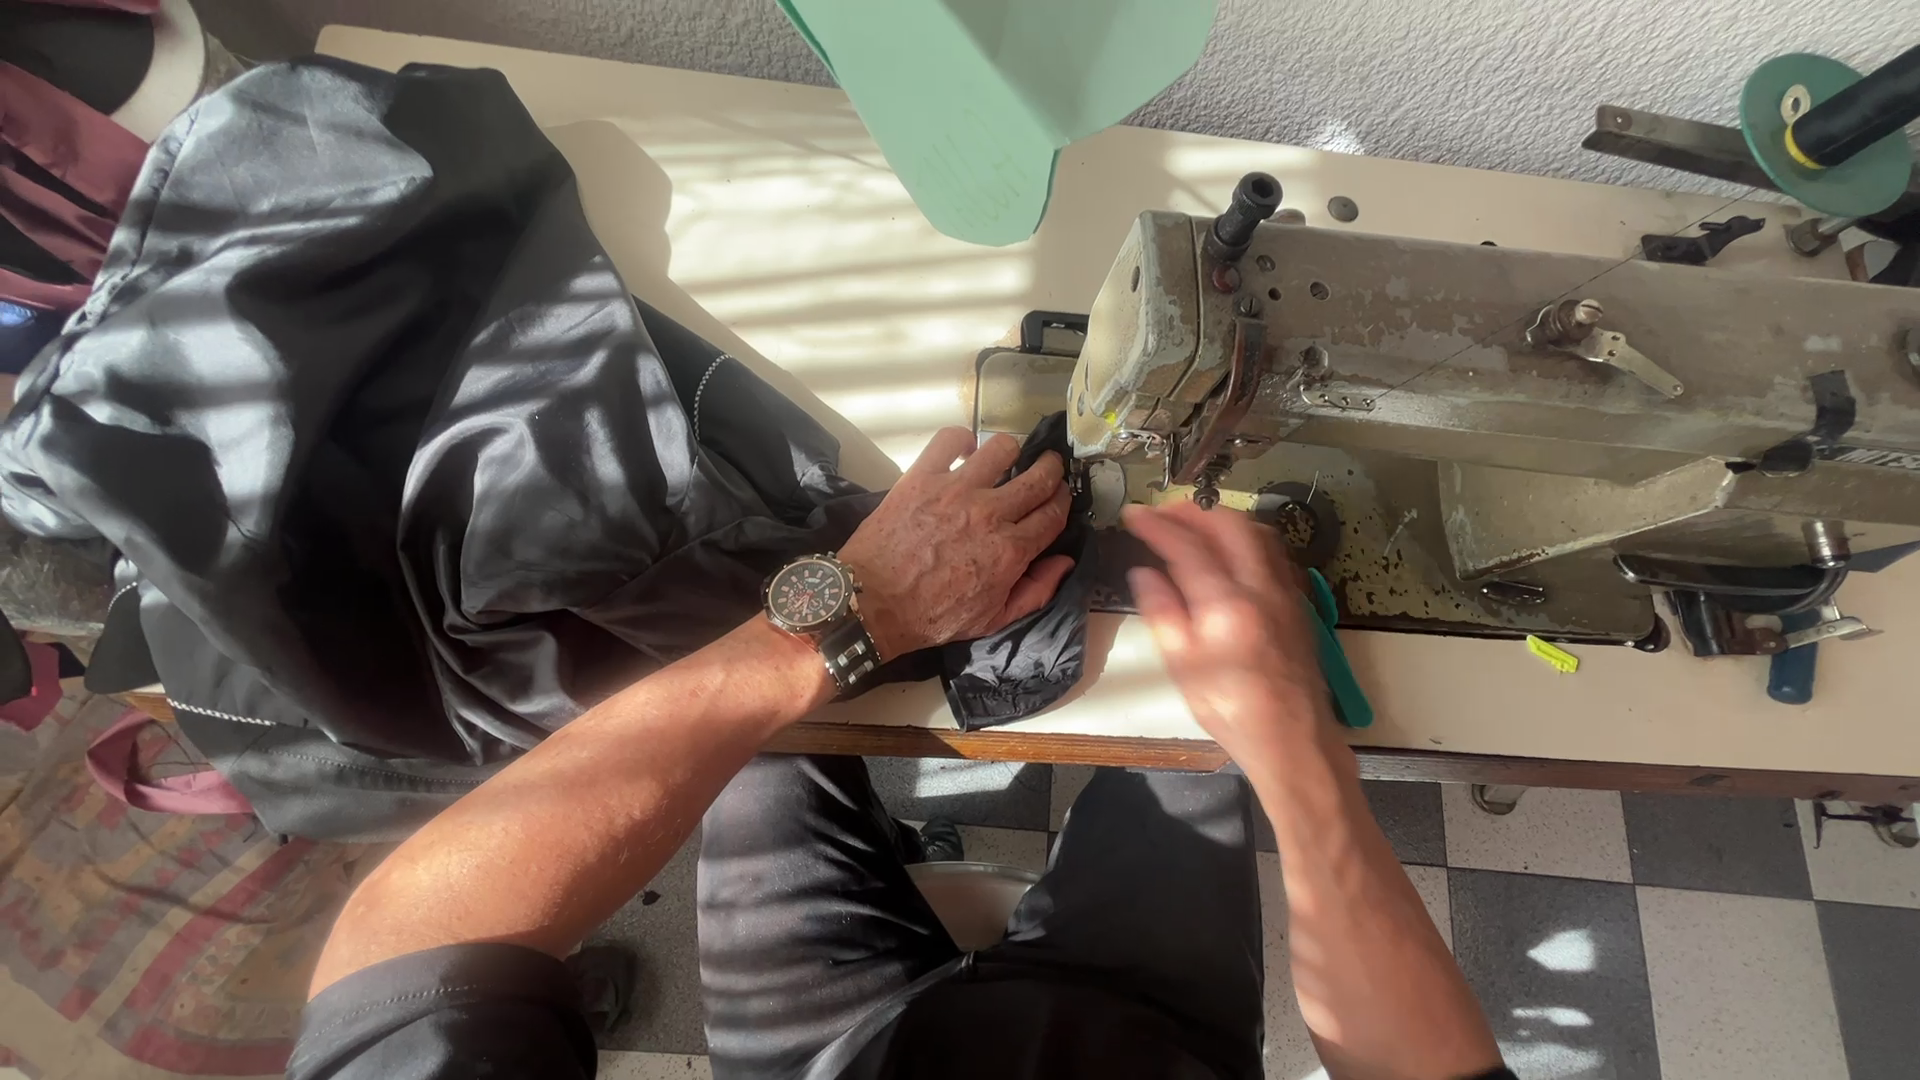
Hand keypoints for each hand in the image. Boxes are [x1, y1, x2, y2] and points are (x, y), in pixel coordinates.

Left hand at [839, 428, 1074, 657]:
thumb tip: (1064, 561)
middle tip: (1046, 468)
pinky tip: (965, 452)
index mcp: (1010, 549)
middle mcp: (990, 513)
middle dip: (1050, 469)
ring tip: (1005, 460)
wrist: (874, 603)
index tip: (1059, 497)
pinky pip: (950, 439)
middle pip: (1039, 476)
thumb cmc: (933, 616)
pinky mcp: (922, 476)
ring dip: (1011, 452)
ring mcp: (956, 490)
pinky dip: (962, 438)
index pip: (1053, 512)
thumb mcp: (993, 620)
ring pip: (1002, 448)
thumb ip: (1036, 591)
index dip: (1062, 501)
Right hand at [1123, 501, 1329, 756]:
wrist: (1293, 740)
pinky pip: (1273, 552)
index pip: (1187, 546)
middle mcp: (1261, 588)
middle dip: (1193, 510)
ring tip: (1194, 522)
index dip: (1157, 525)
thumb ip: (1162, 613)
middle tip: (1163, 511)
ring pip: (1258, 532)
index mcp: (1226, 604)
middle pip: (1230, 524)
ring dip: (1223, 518)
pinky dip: (1246, 536)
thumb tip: (1144, 573)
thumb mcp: (1182, 667)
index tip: (1134, 514)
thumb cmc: (1230, 709)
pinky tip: (1231, 550)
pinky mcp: (1298, 602)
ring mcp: (1285, 592)